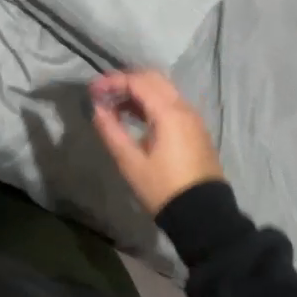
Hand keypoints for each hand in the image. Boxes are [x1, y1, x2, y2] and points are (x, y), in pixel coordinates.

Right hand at [90, 70, 225, 214]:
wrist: (204, 217)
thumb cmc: (164, 189)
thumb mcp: (131, 163)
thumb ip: (111, 131)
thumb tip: (97, 108)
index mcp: (169, 113)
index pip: (137, 82)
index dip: (112, 82)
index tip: (92, 91)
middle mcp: (184, 108)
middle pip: (153, 79)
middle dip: (126, 81)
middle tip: (105, 93)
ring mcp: (193, 118)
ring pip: (164, 90)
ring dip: (139, 91)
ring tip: (116, 106)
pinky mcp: (196, 130)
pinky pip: (172, 103)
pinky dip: (152, 102)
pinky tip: (136, 117)